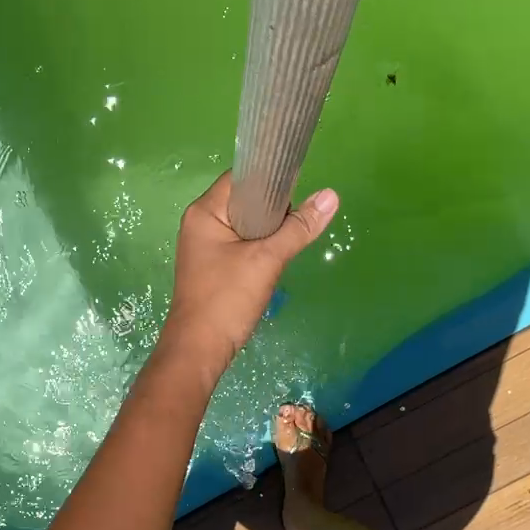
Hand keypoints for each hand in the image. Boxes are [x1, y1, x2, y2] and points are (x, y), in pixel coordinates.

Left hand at [158, 172, 337, 376]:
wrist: (199, 351)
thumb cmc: (227, 300)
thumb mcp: (266, 260)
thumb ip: (298, 228)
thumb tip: (331, 196)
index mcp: (204, 211)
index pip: (243, 178)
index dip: (271, 183)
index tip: (296, 199)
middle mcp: (200, 224)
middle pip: (246, 203)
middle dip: (272, 214)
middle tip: (291, 233)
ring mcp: (204, 248)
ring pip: (245, 228)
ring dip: (267, 237)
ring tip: (281, 253)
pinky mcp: (211, 270)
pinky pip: (240, 249)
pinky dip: (257, 254)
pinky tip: (269, 269)